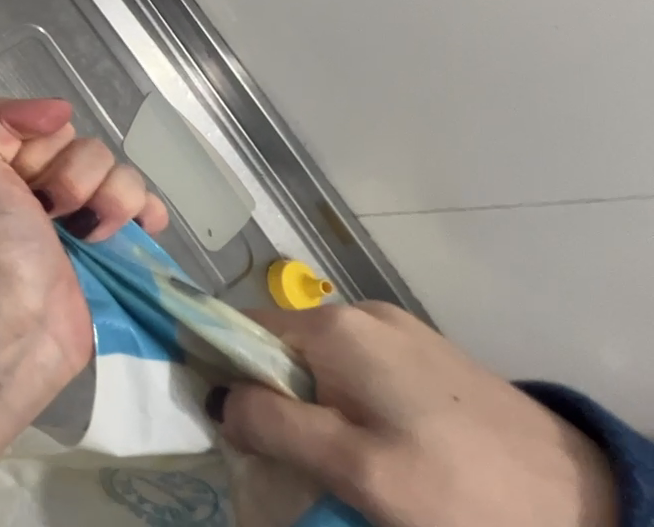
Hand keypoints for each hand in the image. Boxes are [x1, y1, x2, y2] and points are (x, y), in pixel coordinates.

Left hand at [0, 99, 169, 401]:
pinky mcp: (119, 251)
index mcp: (11, 164)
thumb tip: (60, 110)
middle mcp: (47, 186)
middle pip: (92, 150)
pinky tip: (139, 228)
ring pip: (123, 176)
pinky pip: (148, 209)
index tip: (25, 183)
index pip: (53, 128)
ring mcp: (86, 218)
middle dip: (76, 178)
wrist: (15, 318)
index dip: (45, 151)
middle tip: (50, 214)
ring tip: (85, 235)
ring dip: (109, 200)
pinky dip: (147, 213)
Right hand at [215, 304, 616, 526]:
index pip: (238, 329)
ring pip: (319, 362)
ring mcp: (402, 333)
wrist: (601, 512)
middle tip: (294, 455)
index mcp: (334, 325)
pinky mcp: (433, 359)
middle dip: (273, 396)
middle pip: (280, 347)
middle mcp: (361, 313)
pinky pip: (359, 371)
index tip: (233, 424)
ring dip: (313, 405)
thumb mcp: (356, 468)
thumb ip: (271, 424)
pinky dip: (351, 405)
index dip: (223, 373)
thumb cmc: (462, 487)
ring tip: (342, 458)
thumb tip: (218, 400)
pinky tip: (380, 446)